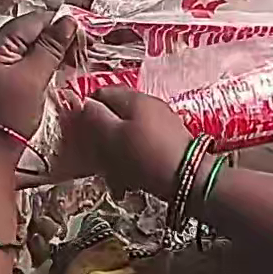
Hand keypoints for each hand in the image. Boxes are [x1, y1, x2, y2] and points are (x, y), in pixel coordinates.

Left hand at [0, 12, 81, 139]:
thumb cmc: (11, 113)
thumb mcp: (34, 77)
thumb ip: (50, 47)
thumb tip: (68, 21)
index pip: (31, 22)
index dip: (58, 24)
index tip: (83, 34)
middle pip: (28, 33)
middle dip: (55, 38)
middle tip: (81, 50)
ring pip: (27, 49)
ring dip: (50, 52)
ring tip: (72, 61)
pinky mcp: (0, 81)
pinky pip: (23, 63)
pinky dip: (41, 64)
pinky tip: (56, 71)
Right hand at [61, 85, 191, 197]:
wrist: (191, 180)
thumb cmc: (145, 155)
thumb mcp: (112, 136)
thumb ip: (94, 116)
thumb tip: (84, 103)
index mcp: (133, 98)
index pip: (101, 93)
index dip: (87, 110)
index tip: (81, 132)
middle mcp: (149, 105)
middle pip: (115, 115)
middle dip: (103, 137)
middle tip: (97, 159)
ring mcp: (163, 122)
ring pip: (128, 133)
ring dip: (117, 154)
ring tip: (115, 179)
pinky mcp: (171, 140)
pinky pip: (143, 145)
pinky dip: (133, 160)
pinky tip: (132, 181)